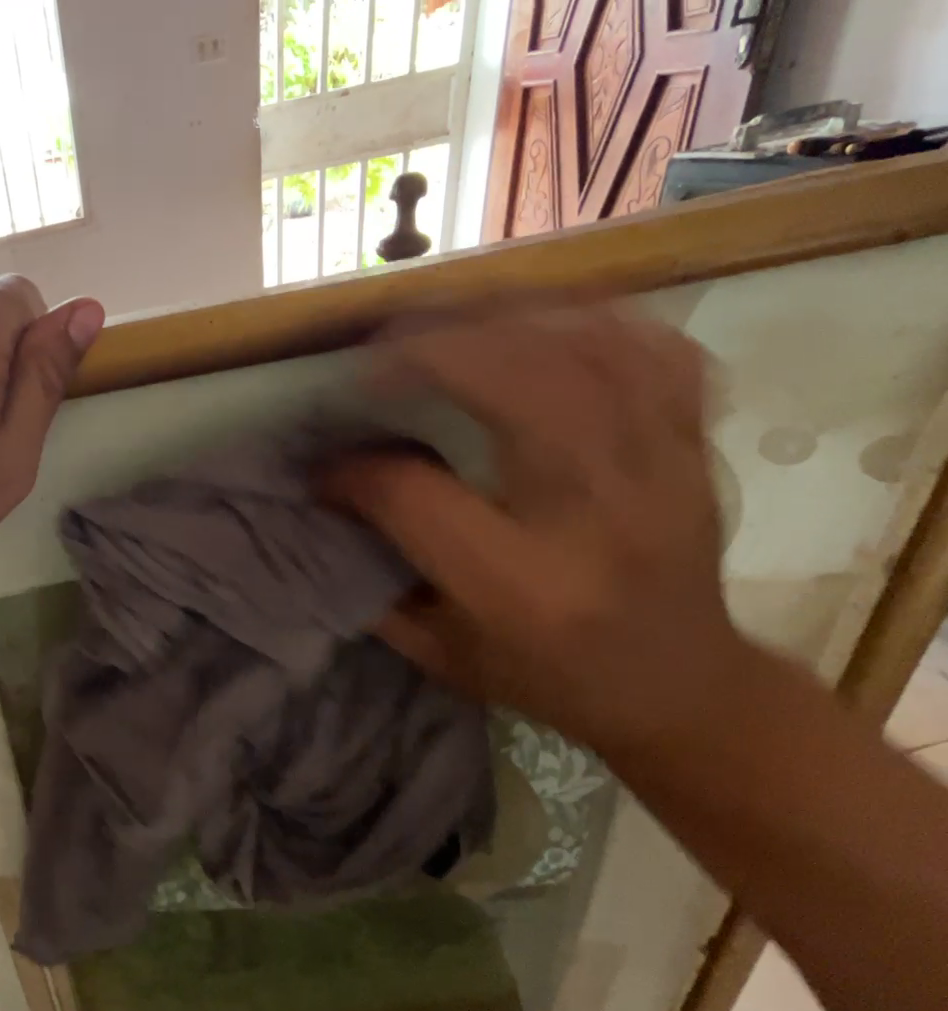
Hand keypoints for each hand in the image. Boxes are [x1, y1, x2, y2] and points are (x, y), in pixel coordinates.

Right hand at [325, 304, 763, 750]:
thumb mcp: (438, 651)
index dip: (351, 470)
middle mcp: (593, 516)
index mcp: (518, 584)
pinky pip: (656, 354)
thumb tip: (331, 495)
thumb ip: (376, 579)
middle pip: (515, 389)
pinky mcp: (693, 450)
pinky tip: (543, 319)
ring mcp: (658, 473)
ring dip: (503, 321)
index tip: (321, 469)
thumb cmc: (543, 675)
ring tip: (443, 321)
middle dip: (430, 352)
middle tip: (374, 352)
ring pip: (586, 354)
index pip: (414, 493)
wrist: (679, 688)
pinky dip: (595, 322)